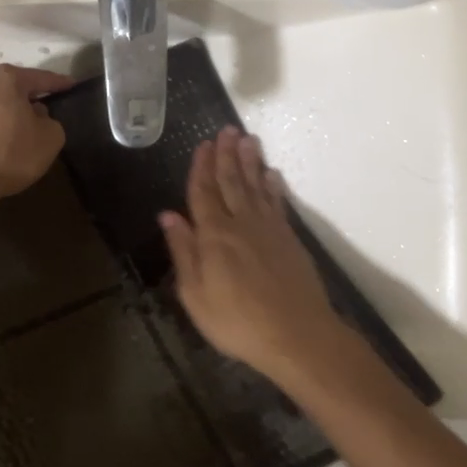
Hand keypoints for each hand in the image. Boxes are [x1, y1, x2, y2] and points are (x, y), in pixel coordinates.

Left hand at [0, 64, 72, 208]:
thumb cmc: (8, 155)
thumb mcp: (49, 139)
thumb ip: (51, 120)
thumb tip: (37, 114)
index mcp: (7, 79)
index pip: (40, 78)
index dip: (58, 83)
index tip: (71, 85)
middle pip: (11, 86)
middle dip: (27, 96)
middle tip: (42, 108)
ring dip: (5, 112)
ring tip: (15, 129)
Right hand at [160, 127, 343, 385]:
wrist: (298, 337)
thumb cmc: (238, 321)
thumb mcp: (195, 295)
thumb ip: (183, 251)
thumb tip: (168, 214)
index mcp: (213, 235)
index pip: (203, 192)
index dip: (201, 167)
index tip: (203, 144)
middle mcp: (240, 223)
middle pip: (230, 182)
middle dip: (226, 155)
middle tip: (227, 129)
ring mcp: (268, 229)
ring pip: (255, 186)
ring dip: (250, 162)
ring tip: (247, 139)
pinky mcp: (289, 239)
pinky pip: (278, 203)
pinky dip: (273, 186)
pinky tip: (271, 174)